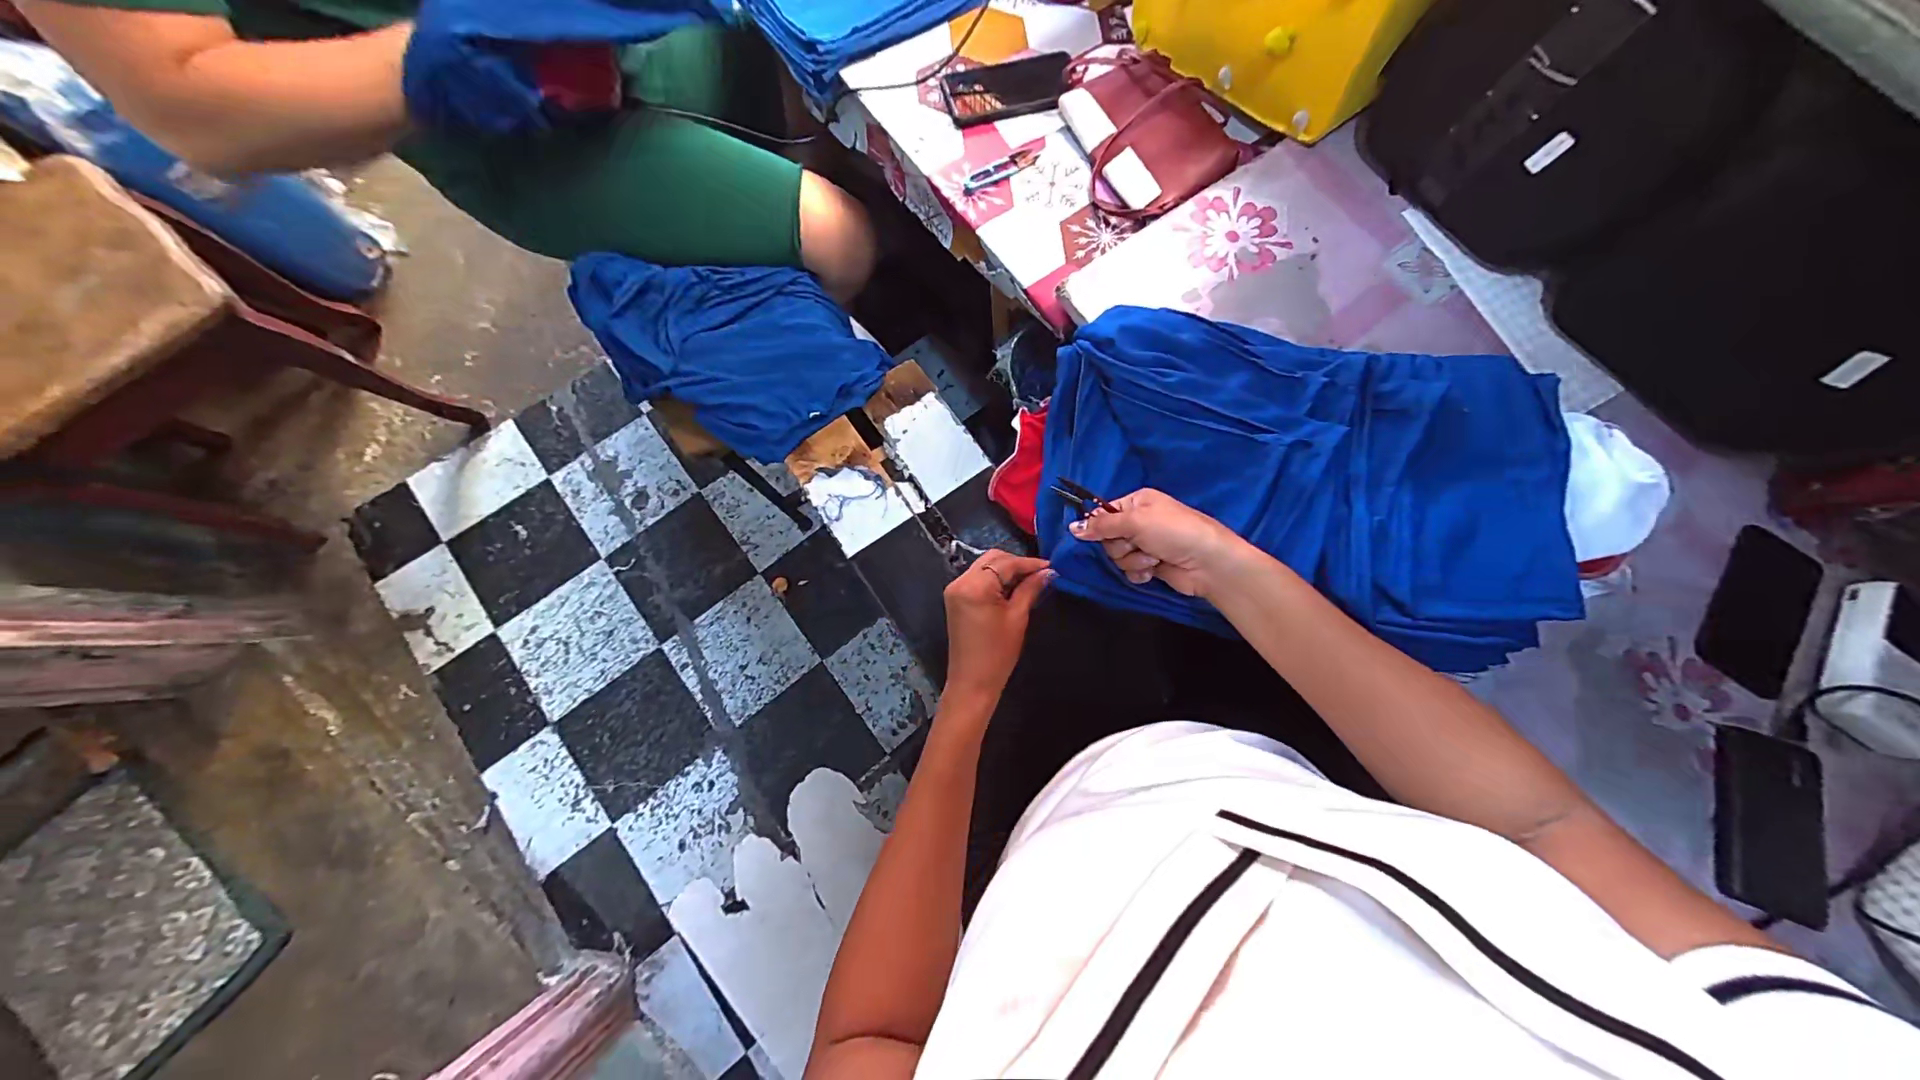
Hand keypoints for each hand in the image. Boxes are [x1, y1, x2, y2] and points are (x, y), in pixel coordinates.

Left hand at [942, 550, 1051, 702]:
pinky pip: (978, 578)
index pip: (1005, 563)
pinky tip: (1012, 587)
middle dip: (1017, 563)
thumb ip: (1030, 589)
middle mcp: (960, 581)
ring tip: (1030, 580)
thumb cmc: (997, 653)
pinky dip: (995, 579)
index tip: (1050, 566)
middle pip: (992, 559)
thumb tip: (1047, 572)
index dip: (1029, 563)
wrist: (972, 682)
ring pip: (984, 566)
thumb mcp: (1018, 618)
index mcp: (975, 586)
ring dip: (1006, 570)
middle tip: (1041, 573)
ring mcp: (955, 589)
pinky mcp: (956, 598)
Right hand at [1068, 488, 1249, 597]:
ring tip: (1154, 558)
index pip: (1104, 513)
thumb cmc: (1174, 532)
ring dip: (1133, 560)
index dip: (1102, 526)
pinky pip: (1128, 571)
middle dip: (1121, 546)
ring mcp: (1145, 544)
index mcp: (1137, 502)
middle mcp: (1139, 522)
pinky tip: (1152, 571)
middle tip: (1139, 544)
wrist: (1208, 562)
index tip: (1105, 533)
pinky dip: (1138, 572)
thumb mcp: (1135, 521)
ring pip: (1117, 556)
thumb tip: (1072, 527)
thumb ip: (1101, 525)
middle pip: (1108, 538)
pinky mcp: (1150, 565)